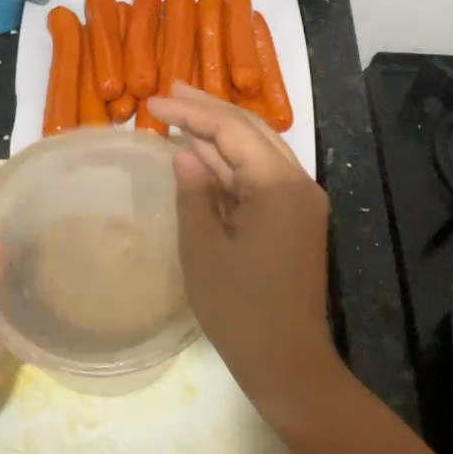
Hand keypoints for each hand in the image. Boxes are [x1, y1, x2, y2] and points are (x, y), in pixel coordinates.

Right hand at [145, 84, 335, 400]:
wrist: (287, 362)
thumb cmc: (240, 310)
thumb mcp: (204, 250)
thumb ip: (194, 193)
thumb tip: (185, 153)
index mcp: (279, 186)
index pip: (233, 130)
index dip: (191, 111)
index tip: (152, 102)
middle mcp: (298, 185)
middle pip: (252, 132)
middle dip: (209, 111)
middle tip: (170, 91)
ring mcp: (301, 204)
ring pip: (258, 154)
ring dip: (221, 136)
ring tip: (182, 113)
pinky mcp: (295, 223)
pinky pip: (261, 180)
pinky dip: (232, 167)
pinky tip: (204, 158)